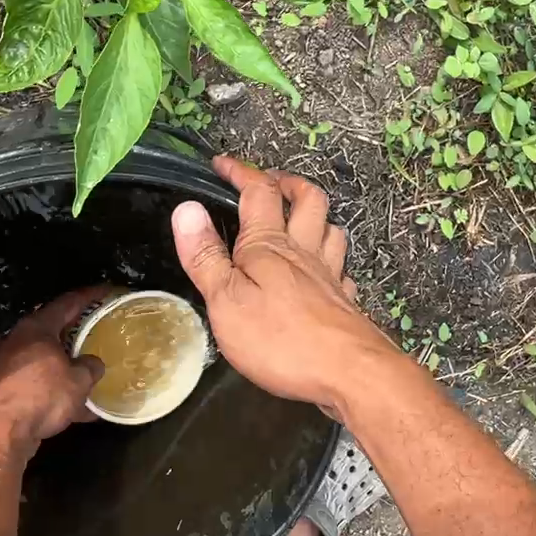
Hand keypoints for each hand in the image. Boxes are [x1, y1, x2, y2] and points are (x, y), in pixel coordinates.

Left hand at [0, 287, 110, 460]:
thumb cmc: (41, 396)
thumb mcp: (79, 381)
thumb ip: (90, 367)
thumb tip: (92, 364)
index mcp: (35, 328)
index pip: (67, 303)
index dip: (89, 295)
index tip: (106, 290)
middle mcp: (14, 340)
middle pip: (49, 329)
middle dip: (72, 333)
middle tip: (93, 332)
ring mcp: (2, 366)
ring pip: (40, 360)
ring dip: (62, 367)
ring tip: (85, 378)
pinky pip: (32, 383)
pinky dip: (51, 390)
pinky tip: (72, 411)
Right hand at [171, 157, 403, 412]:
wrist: (349, 371)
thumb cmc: (280, 339)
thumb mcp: (226, 300)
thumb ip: (206, 256)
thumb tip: (186, 208)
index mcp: (269, 245)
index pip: (257, 192)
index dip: (240, 172)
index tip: (221, 164)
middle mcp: (304, 251)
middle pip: (308, 199)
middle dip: (288, 183)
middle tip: (272, 182)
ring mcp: (330, 275)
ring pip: (332, 229)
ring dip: (316, 216)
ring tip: (300, 218)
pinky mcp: (344, 302)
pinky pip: (342, 269)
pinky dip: (332, 262)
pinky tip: (325, 272)